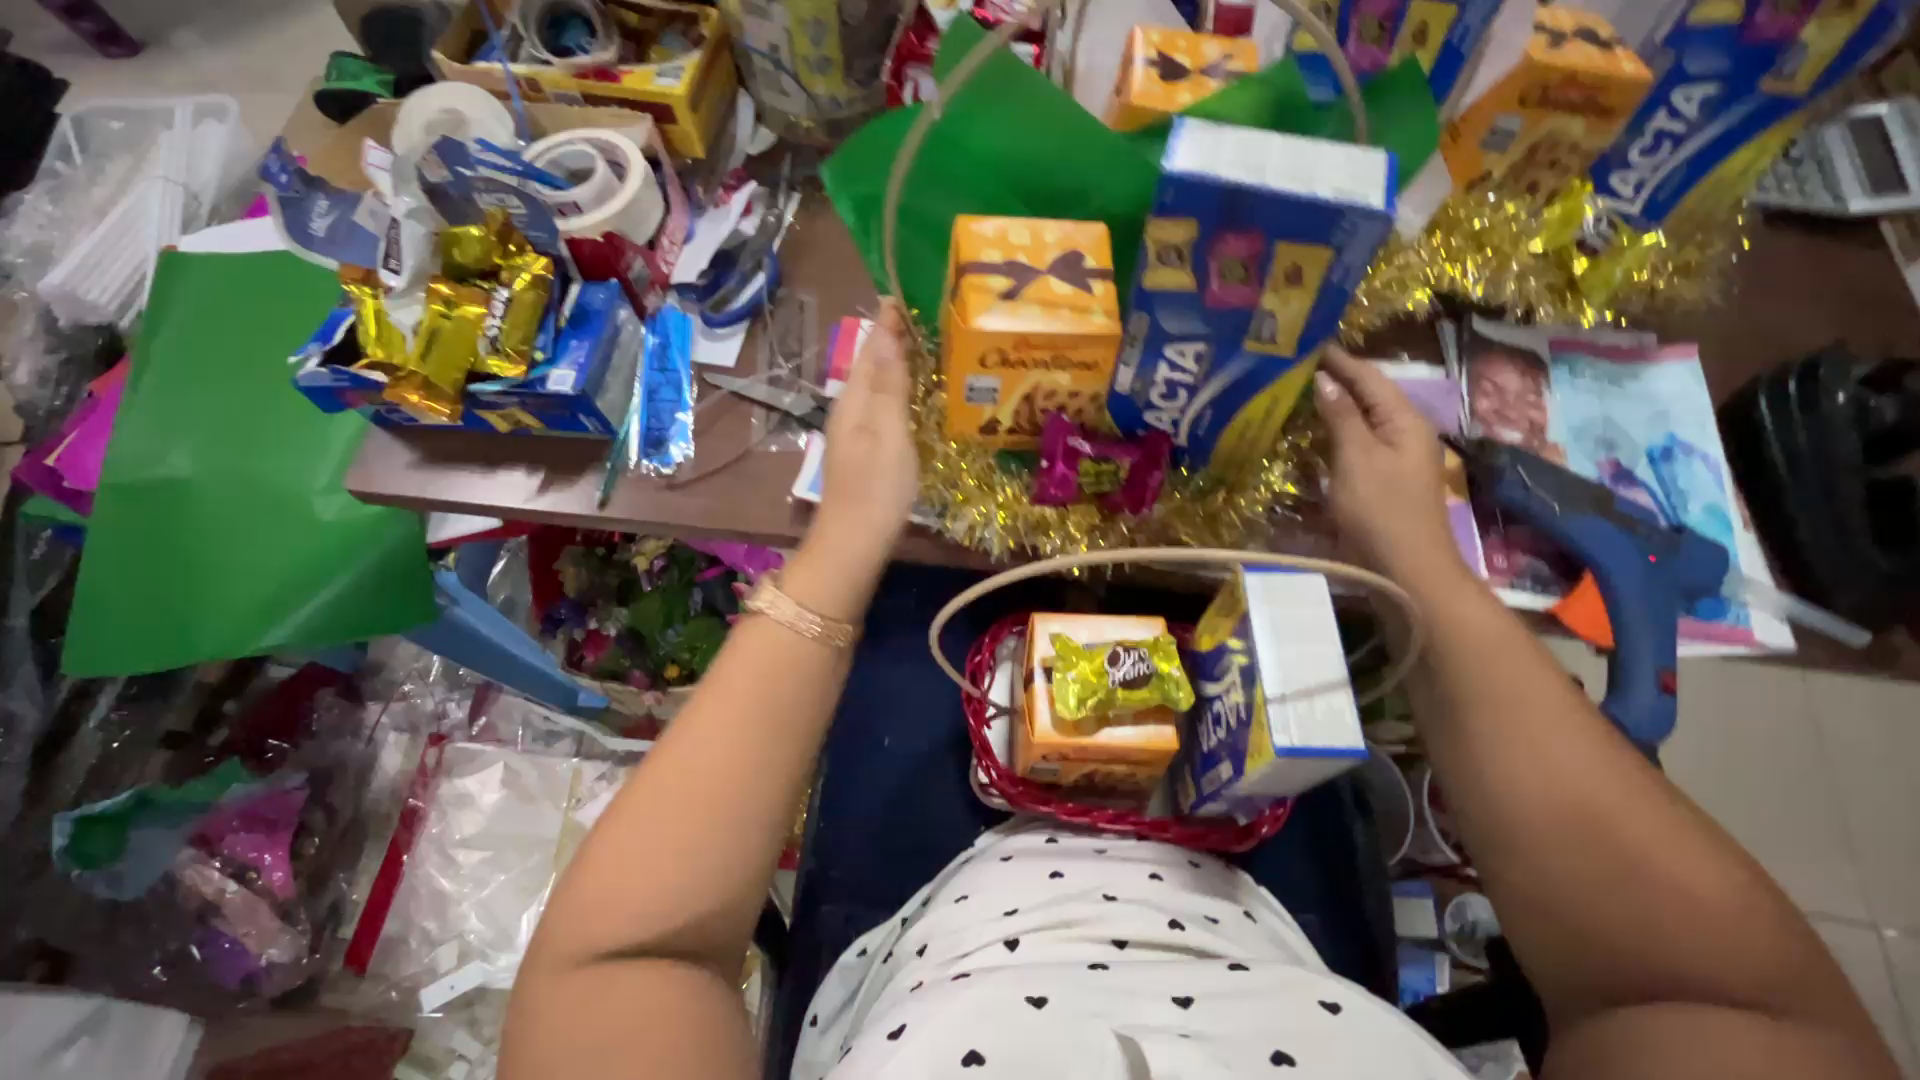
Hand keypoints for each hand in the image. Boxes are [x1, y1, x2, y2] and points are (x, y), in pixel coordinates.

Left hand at [815, 298, 918, 561]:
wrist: (856, 541)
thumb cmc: (876, 485)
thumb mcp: (888, 429)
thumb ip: (889, 383)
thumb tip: (887, 331)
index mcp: (854, 399)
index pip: (870, 349)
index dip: (886, 323)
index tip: (901, 294)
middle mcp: (851, 410)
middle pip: (871, 365)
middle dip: (891, 339)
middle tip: (919, 315)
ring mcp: (856, 434)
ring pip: (876, 387)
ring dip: (895, 365)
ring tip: (922, 346)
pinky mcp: (866, 453)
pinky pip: (882, 408)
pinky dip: (897, 392)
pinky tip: (912, 397)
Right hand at [1314, 347, 1468, 589]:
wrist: (1406, 569)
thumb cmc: (1381, 510)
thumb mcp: (1356, 458)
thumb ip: (1342, 416)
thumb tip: (1325, 379)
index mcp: (1405, 419)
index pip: (1369, 377)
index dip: (1338, 359)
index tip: (1306, 343)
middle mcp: (1405, 432)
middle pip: (1368, 395)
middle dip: (1335, 379)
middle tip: (1295, 366)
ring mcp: (1396, 457)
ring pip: (1362, 419)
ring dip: (1333, 405)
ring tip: (1297, 392)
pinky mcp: (1383, 480)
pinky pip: (1358, 443)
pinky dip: (1335, 432)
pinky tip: (1313, 432)